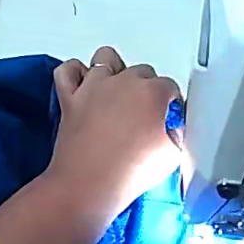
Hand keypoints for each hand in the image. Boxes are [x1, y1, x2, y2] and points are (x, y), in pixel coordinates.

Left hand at [43, 46, 183, 224]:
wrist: (88, 185)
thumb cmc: (130, 173)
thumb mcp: (173, 154)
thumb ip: (176, 129)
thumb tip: (170, 124)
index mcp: (154, 92)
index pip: (169, 87)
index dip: (168, 104)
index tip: (164, 119)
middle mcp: (124, 82)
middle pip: (141, 72)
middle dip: (144, 90)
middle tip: (141, 116)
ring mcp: (94, 86)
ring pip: (106, 58)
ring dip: (114, 72)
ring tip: (115, 93)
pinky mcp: (70, 97)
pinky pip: (68, 70)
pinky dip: (75, 73)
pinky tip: (83, 85)